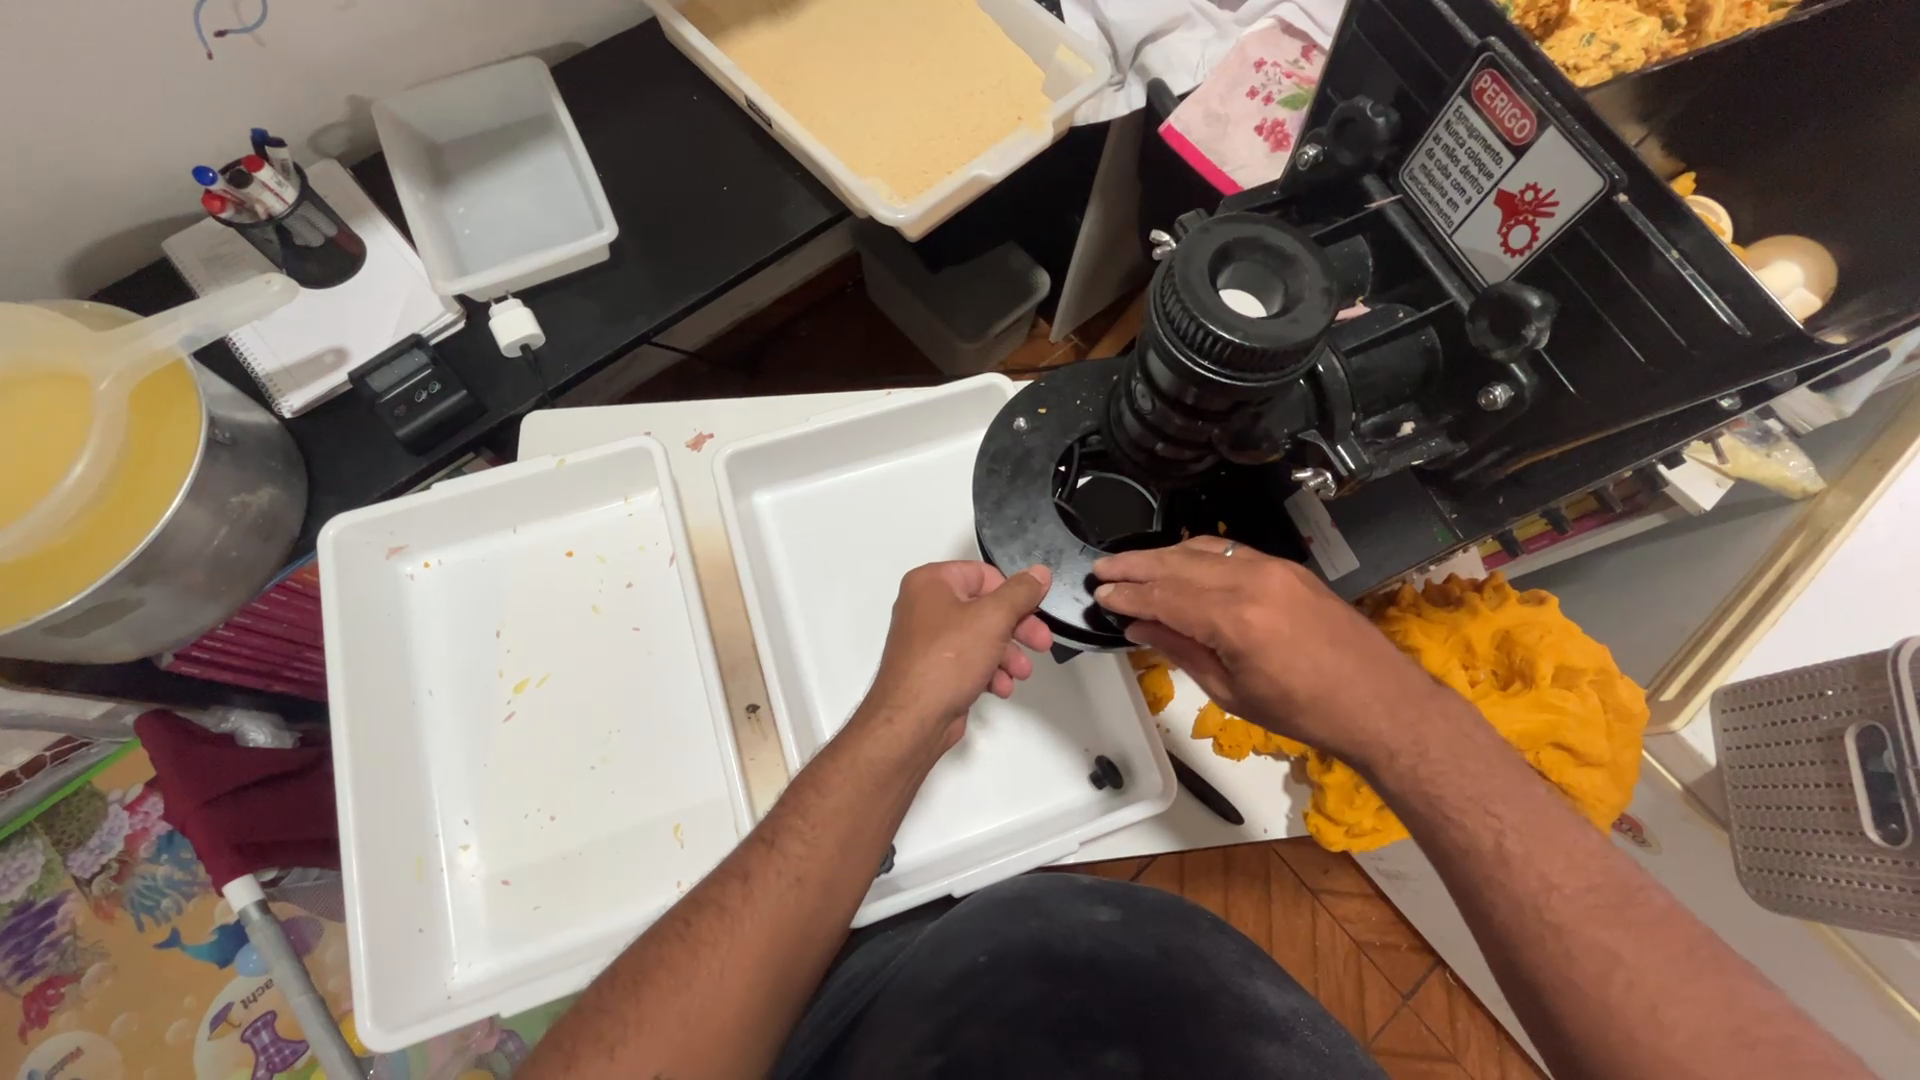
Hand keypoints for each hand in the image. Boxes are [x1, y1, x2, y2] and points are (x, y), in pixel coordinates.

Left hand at [861, 562, 1054, 752]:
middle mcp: (925, 606)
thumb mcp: (993, 618)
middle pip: (985, 608)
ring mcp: (928, 640)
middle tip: (1041, 643)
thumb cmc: (946, 661)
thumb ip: (1020, 593)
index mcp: (930, 583)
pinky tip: (1001, 687)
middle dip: (1016, 629)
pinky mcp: (933, 669)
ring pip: (980, 637)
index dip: (1013, 593)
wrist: (913, 720)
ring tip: (1020, 672)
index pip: (982, 575)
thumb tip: (1038, 573)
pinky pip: (969, 661)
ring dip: (1006, 655)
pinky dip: (988, 671)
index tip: (1036, 611)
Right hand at [1092, 537, 1459, 766]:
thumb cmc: (1302, 711)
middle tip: (1102, 569)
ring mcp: (1272, 568)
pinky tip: (1178, 561)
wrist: (1378, 702)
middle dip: (1135, 566)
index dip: (1128, 595)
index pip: (1164, 596)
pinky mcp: (1287, 568)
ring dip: (1162, 555)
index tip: (1099, 594)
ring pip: (1202, 549)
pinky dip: (1196, 553)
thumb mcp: (1230, 691)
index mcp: (1234, 619)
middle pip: (1177, 564)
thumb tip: (1138, 627)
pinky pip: (1229, 550)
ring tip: (1130, 563)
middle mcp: (1251, 581)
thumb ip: (1180, 650)